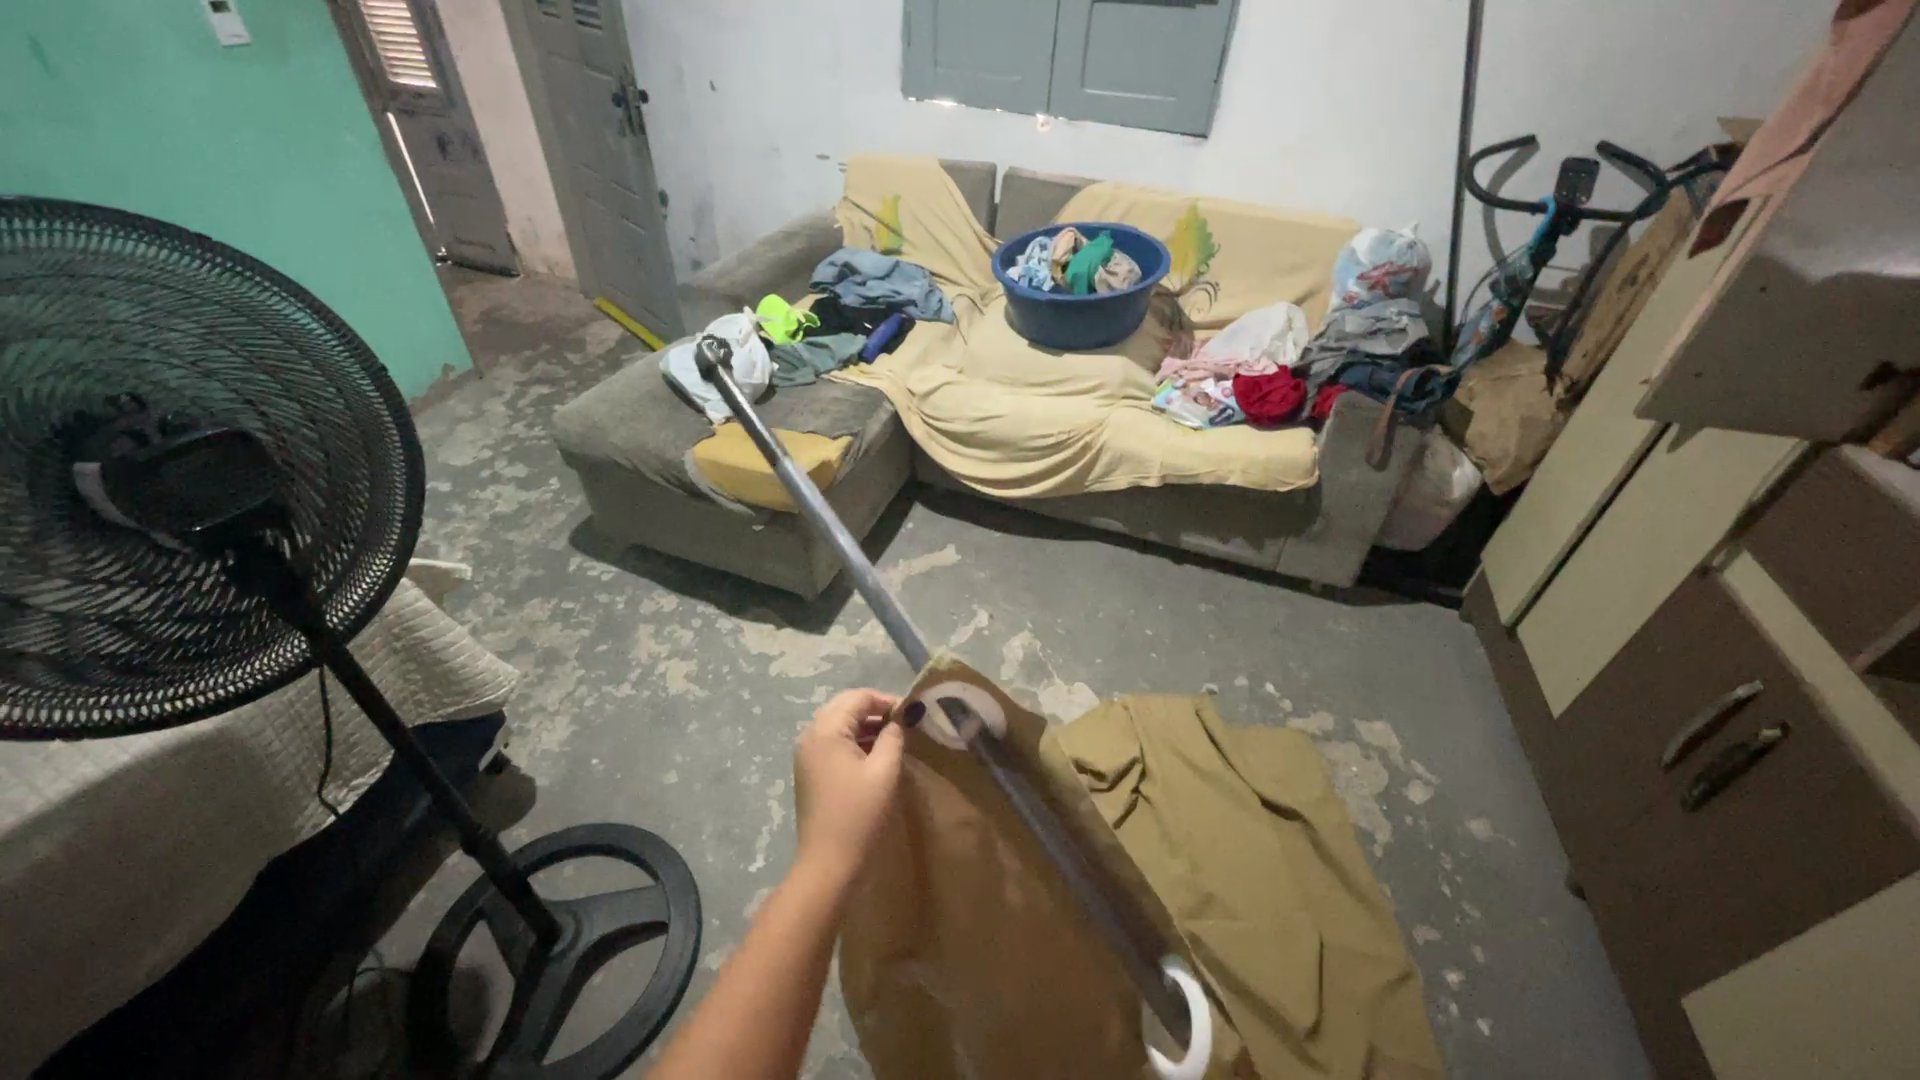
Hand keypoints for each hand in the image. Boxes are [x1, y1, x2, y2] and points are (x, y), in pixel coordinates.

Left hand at [794, 688, 904, 886]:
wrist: (828, 862)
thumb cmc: (859, 814)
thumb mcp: (885, 771)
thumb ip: (893, 737)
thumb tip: (898, 719)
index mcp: (826, 730)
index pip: (858, 697)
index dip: (886, 700)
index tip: (911, 712)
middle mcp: (810, 735)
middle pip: (844, 706)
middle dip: (874, 709)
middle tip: (903, 721)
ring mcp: (806, 753)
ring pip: (837, 723)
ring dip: (864, 724)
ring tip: (893, 737)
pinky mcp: (808, 769)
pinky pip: (831, 741)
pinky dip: (853, 740)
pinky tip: (874, 753)